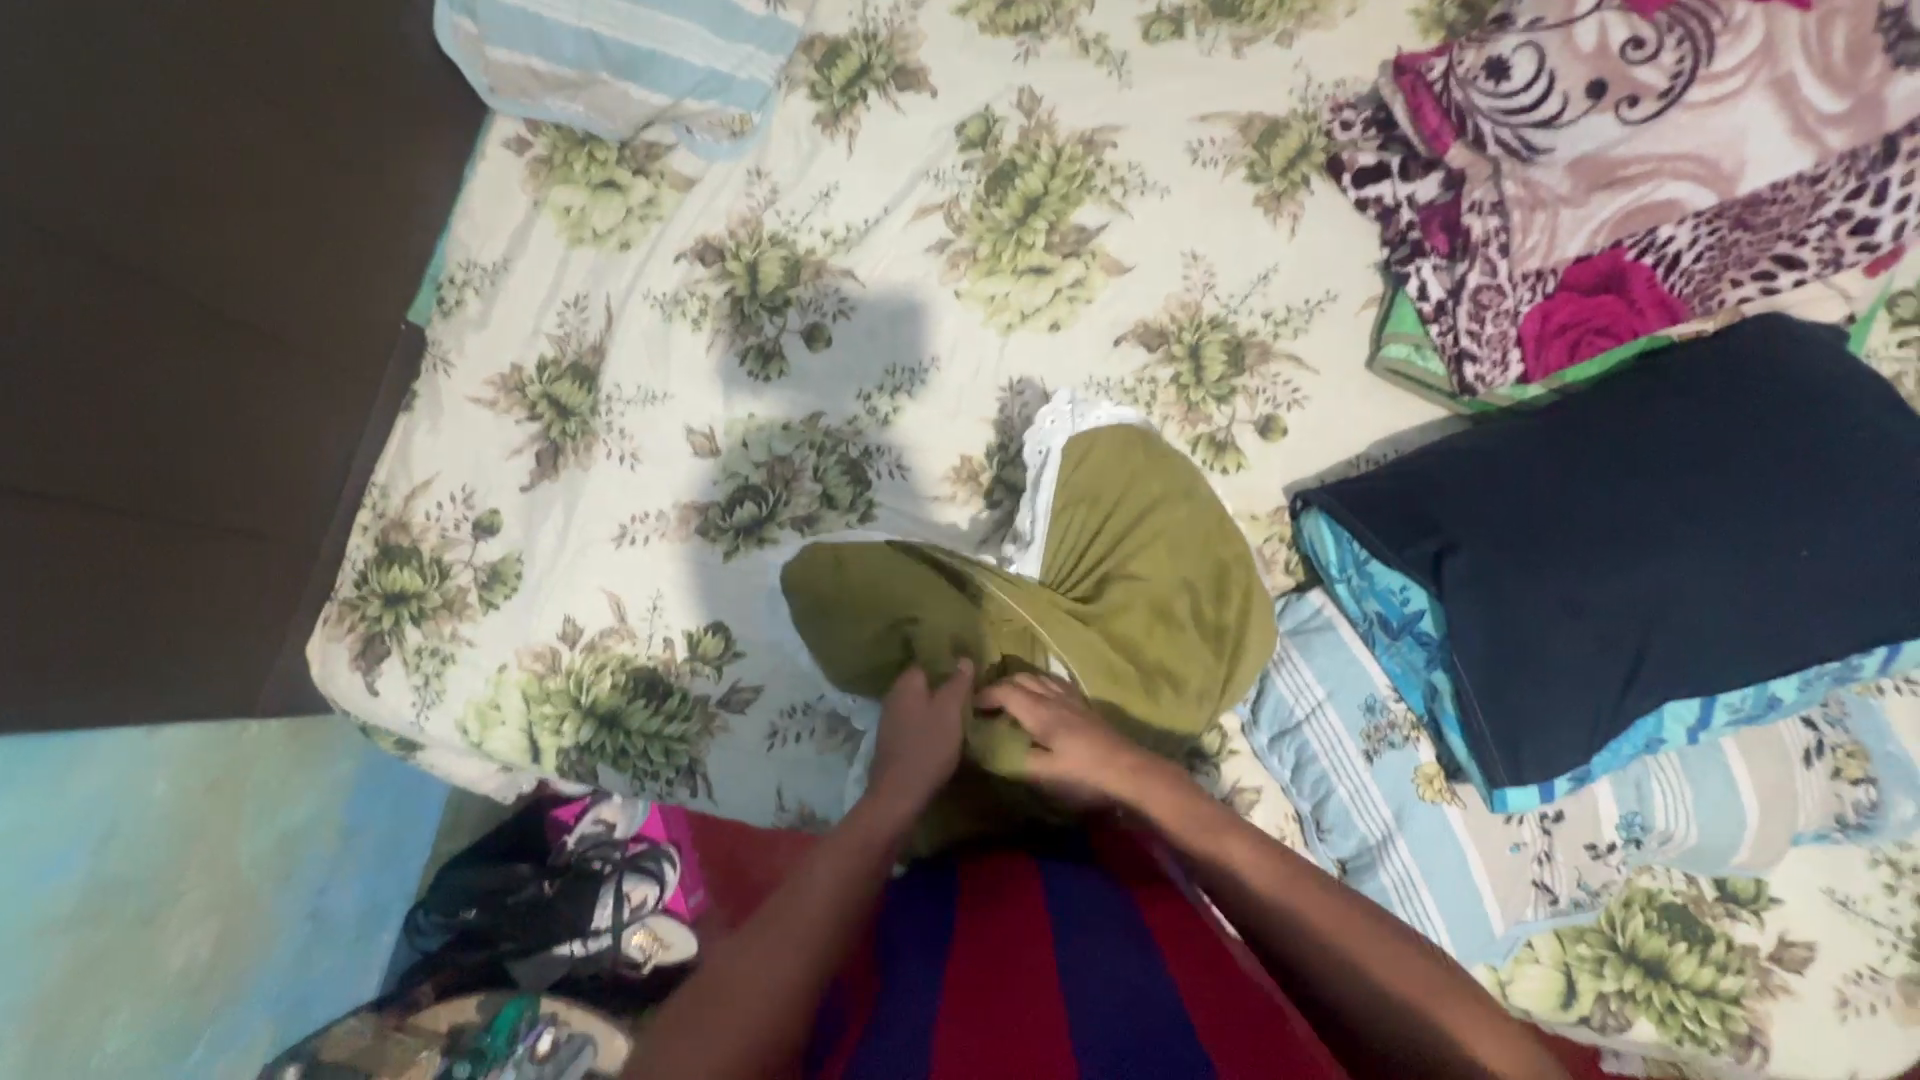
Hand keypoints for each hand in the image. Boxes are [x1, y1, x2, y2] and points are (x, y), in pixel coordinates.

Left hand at [864, 660, 972, 820]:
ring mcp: (891, 719)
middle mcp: (894, 696)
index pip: (927, 661)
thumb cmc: (928, 747)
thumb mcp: (949, 711)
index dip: (948, 662)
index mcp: (906, 684)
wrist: (899, 793)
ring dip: (937, 705)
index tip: (969, 668)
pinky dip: (929, 721)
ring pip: (919, 702)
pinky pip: (915, 720)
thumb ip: (957, 683)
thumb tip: (963, 658)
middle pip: (923, 682)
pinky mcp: (893, 739)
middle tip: (971, 690)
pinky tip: (944, 730)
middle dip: (944, 684)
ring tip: (962, 710)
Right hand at [974, 673, 1181, 809]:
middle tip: (987, 704)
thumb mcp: (1044, 773)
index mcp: (1040, 711)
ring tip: (1009, 700)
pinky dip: (1039, 685)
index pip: (1005, 691)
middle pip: (1020, 678)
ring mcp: (1071, 698)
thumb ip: (1015, 760)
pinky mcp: (1084, 705)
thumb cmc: (1084, 773)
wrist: (1129, 770)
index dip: (984, 695)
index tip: (971, 708)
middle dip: (999, 686)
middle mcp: (1053, 697)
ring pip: (1039, 677)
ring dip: (1019, 683)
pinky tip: (1041, 700)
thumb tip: (989, 752)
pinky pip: (1055, 683)